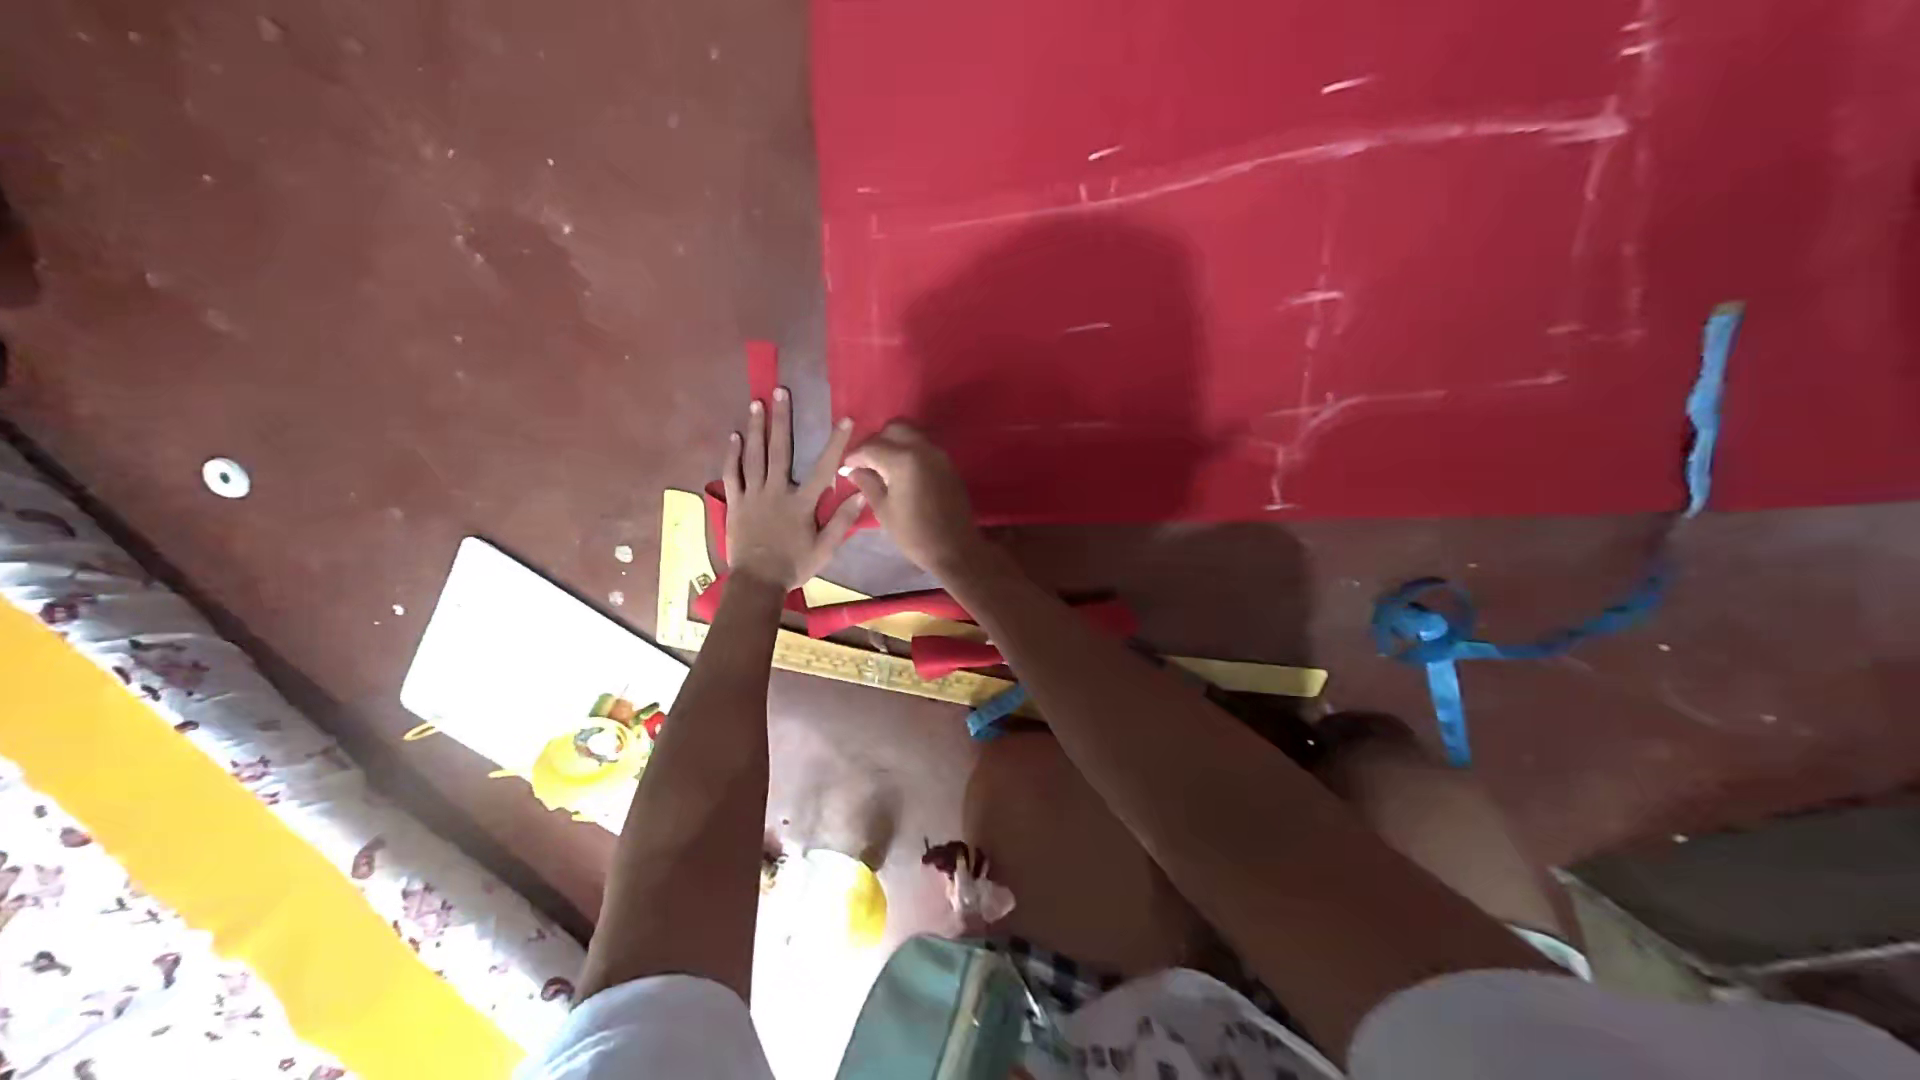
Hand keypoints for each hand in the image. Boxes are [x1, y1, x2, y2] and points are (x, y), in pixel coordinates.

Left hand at [721, 388, 863, 589]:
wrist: (758, 582)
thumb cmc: (794, 565)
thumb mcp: (825, 548)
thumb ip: (842, 520)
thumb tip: (860, 493)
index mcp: (801, 503)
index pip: (824, 468)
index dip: (836, 443)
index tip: (844, 419)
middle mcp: (776, 492)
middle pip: (779, 450)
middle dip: (781, 419)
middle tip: (779, 391)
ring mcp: (753, 495)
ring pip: (753, 456)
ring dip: (755, 428)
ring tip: (756, 403)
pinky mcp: (735, 502)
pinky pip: (732, 474)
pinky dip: (732, 454)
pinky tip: (734, 436)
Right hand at [842, 423, 985, 573]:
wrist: (955, 548)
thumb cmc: (914, 534)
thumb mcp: (884, 510)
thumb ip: (868, 484)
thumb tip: (854, 470)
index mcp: (903, 461)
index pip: (872, 447)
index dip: (855, 456)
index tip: (847, 466)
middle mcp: (923, 449)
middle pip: (894, 429)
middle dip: (876, 441)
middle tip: (866, 462)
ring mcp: (938, 454)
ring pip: (911, 433)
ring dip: (894, 442)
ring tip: (882, 464)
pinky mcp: (947, 463)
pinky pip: (924, 446)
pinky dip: (909, 450)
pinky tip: (900, 470)